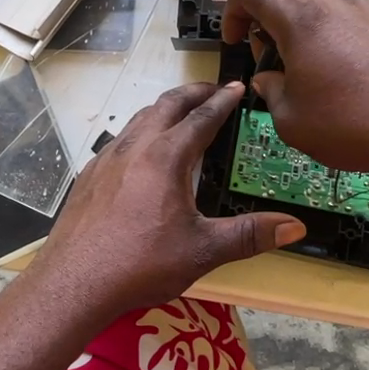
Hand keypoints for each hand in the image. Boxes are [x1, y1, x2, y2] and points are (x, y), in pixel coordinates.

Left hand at [29, 82, 305, 315]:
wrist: (73, 282)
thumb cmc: (141, 263)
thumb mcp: (203, 251)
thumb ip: (249, 235)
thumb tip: (295, 226)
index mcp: (166, 156)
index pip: (201, 117)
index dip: (222, 101)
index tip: (237, 87)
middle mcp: (135, 146)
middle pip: (167, 105)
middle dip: (193, 93)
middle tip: (214, 91)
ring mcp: (107, 158)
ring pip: (140, 118)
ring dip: (165, 110)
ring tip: (182, 116)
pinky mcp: (90, 175)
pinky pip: (121, 140)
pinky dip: (142, 132)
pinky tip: (144, 155)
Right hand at [222, 0, 368, 177]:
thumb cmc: (352, 124)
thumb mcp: (290, 120)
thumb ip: (269, 91)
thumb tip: (268, 79)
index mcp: (300, 17)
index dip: (234, 10)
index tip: (235, 41)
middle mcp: (334, 2)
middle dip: (265, 20)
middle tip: (267, 59)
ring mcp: (368, 10)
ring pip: (319, 6)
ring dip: (300, 30)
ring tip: (307, 74)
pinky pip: (349, 20)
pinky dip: (332, 38)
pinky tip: (346, 79)